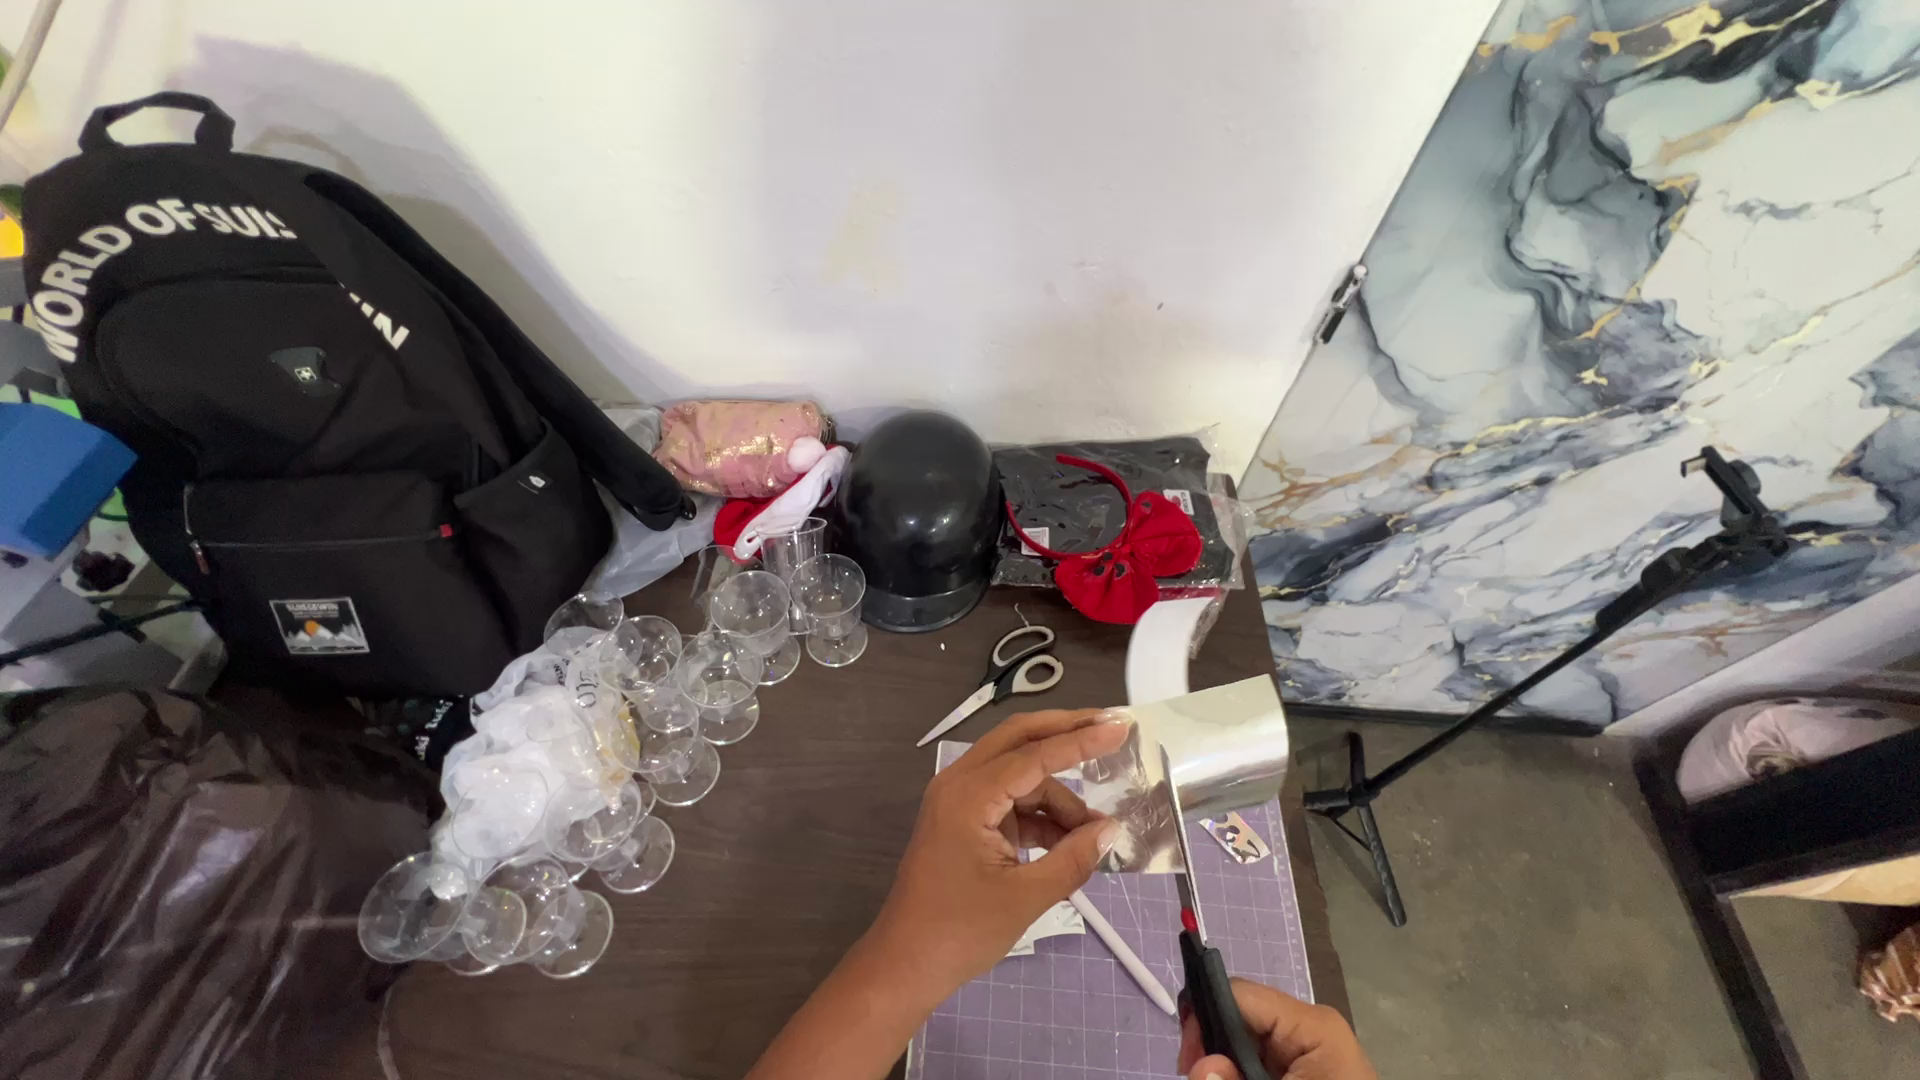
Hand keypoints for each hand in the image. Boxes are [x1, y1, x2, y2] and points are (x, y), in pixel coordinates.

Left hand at [868, 709, 1128, 991]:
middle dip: (1065, 733)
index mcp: (968, 794)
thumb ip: (1072, 859)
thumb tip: (1110, 830)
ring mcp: (960, 800)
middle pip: (1019, 740)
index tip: (1119, 728)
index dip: (1080, 740)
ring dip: (1057, 794)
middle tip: (1110, 730)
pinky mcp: (965, 820)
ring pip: (1018, 773)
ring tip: (1095, 830)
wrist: (905, 964)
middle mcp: (959, 783)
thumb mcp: (1025, 897)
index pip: (1033, 754)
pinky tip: (1069, 840)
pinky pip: (1010, 800)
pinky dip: (1041, 815)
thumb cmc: (959, 931)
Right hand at [1178, 979, 1375, 1079]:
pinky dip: (1244, 1075)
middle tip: (1197, 1079)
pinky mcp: (1306, 1071)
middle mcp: (1308, 1027)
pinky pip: (1261, 1061)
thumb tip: (1199, 1068)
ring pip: (1245, 1042)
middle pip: (1238, 1017)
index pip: (1238, 994)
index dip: (1204, 1019)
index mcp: (1311, 1025)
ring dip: (1227, 1067)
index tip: (1188, 1063)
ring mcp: (1308, 1049)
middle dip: (1213, 1050)